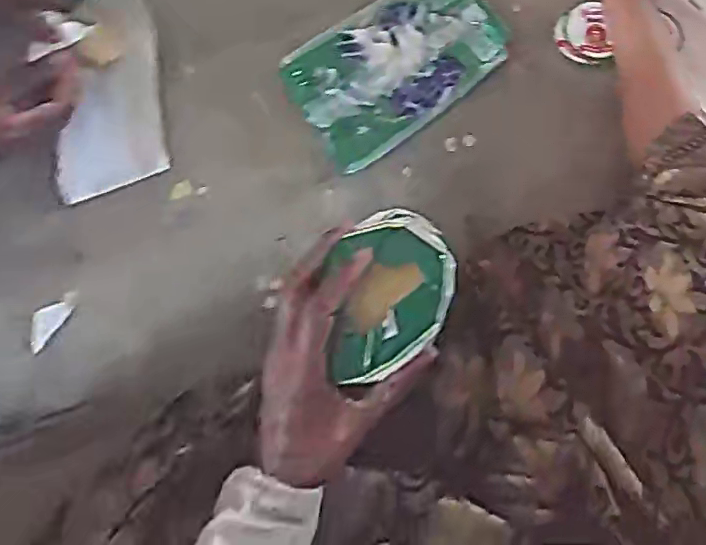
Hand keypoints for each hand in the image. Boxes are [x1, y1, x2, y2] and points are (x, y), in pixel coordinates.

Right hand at [0, 54, 81, 155]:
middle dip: (66, 86)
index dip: (70, 80)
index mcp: (16, 133)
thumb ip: (29, 75)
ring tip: (51, 68)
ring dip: (53, 92)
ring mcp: (8, 146)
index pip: (62, 107)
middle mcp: (19, 145)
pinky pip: (31, 121)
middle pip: (60, 114)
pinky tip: (32, 84)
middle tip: (65, 61)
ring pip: (48, 117)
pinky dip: (37, 101)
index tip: (69, 57)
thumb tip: (63, 59)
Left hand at [260, 230, 434, 488]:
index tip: (364, 252)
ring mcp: (275, 350)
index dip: (340, 278)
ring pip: (287, 295)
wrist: (277, 477)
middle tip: (348, 228)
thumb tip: (430, 351)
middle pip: (293, 291)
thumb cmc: (319, 449)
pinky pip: (290, 305)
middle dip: (319, 254)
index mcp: (302, 366)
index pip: (318, 310)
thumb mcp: (361, 420)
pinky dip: (309, 280)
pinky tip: (329, 272)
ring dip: (312, 263)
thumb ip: (396, 384)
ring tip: (339, 239)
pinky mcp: (277, 352)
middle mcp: (283, 351)